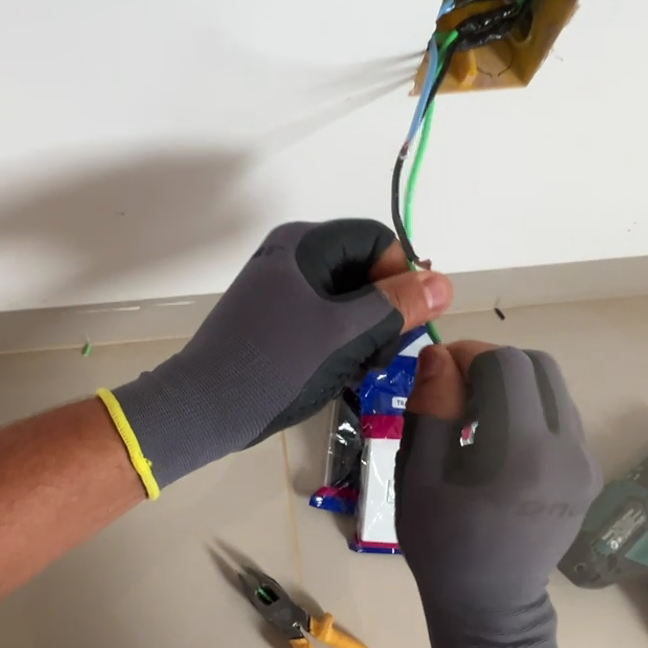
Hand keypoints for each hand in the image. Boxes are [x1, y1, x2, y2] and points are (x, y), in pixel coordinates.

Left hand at [104, 219, 452, 493]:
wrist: (205, 406)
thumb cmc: (276, 365)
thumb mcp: (345, 335)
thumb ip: (396, 305)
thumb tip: (443, 283)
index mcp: (304, 244)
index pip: (377, 241)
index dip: (399, 277)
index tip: (403, 321)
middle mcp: (290, 255)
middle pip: (364, 269)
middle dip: (382, 312)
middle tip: (376, 355)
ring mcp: (278, 287)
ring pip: (347, 299)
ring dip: (363, 333)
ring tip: (355, 369)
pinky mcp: (272, 317)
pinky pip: (323, 318)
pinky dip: (339, 343)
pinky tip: (336, 372)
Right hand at [396, 343, 601, 647]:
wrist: (491, 610)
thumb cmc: (443, 549)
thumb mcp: (418, 480)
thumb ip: (430, 412)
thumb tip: (440, 354)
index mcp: (525, 454)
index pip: (508, 365)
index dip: (469, 354)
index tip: (438, 372)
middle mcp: (569, 451)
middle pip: (540, 366)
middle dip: (494, 363)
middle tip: (455, 390)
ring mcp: (586, 462)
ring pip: (554, 388)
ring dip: (512, 385)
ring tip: (473, 417)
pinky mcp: (588, 473)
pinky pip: (561, 416)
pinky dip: (528, 409)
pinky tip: (496, 440)